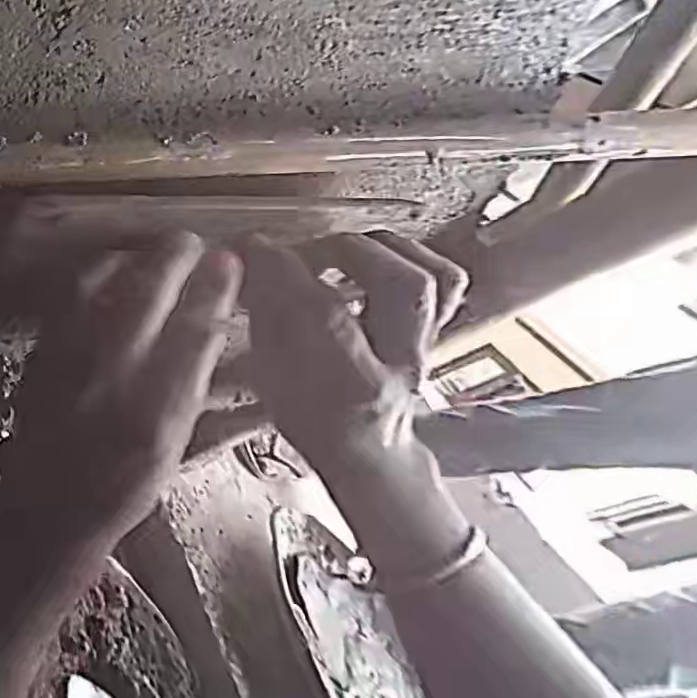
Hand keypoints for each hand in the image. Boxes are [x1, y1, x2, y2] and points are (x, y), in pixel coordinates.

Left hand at [0, 234, 240, 544]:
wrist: (46, 511)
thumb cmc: (120, 491)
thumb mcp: (177, 456)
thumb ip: (216, 415)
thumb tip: (257, 383)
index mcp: (155, 412)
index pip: (193, 333)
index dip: (213, 290)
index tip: (230, 260)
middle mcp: (111, 382)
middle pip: (143, 301)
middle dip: (170, 261)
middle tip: (189, 243)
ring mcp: (67, 366)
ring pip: (96, 295)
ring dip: (127, 264)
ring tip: (148, 256)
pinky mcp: (38, 362)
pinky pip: (62, 307)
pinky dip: (88, 283)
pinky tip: (102, 277)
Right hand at [239, 232, 471, 566]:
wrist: (364, 450)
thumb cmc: (308, 417)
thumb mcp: (267, 376)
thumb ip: (265, 320)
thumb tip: (251, 264)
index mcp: (346, 384)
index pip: (322, 311)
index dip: (283, 270)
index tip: (251, 247)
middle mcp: (397, 363)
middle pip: (398, 286)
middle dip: (339, 251)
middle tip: (296, 249)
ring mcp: (423, 347)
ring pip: (431, 279)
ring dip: (378, 250)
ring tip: (334, 247)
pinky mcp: (434, 331)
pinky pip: (445, 283)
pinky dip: (409, 257)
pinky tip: (372, 254)